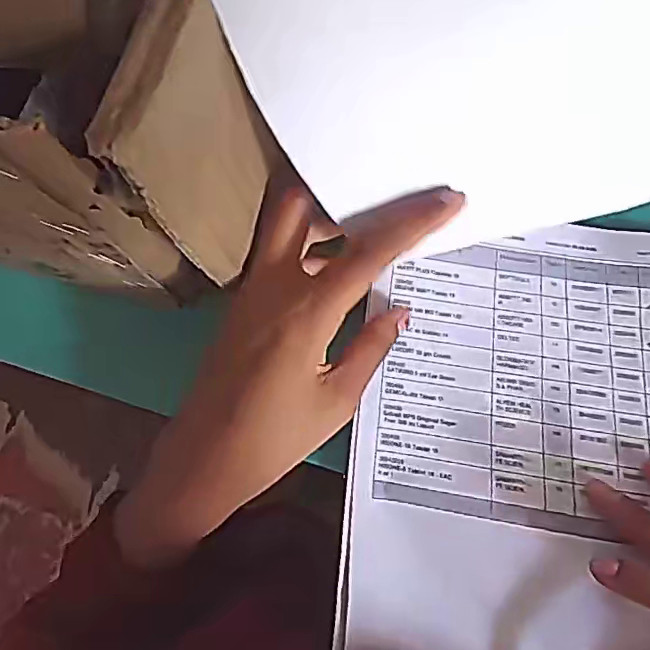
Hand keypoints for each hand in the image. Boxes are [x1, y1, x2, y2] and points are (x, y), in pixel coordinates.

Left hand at [115, 175, 463, 568]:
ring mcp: (254, 288)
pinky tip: (335, 269)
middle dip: (344, 193)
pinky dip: (310, 247)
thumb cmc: (272, 438)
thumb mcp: (336, 399)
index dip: (412, 222)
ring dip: (325, 219)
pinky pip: (279, 253)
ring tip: (368, 229)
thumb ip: (372, 346)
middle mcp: (275, 284)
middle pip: (301, 206)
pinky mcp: (244, 299)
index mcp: (306, 310)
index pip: (368, 251)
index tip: (446, 201)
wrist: (203, 457)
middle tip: (386, 198)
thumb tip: (400, 310)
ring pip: (286, 224)